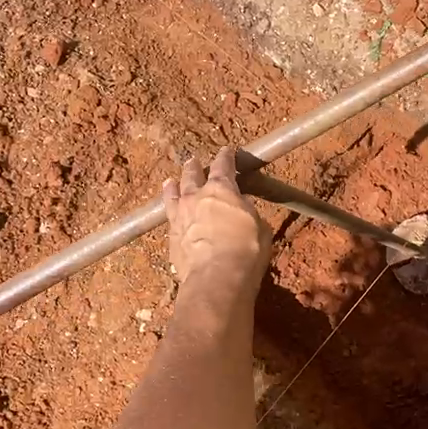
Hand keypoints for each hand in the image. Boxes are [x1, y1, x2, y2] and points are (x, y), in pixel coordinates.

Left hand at [163, 148, 270, 289]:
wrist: (217, 277)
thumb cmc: (247, 249)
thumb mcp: (259, 226)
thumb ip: (247, 211)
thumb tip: (240, 205)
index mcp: (222, 189)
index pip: (223, 165)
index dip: (225, 156)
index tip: (226, 151)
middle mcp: (196, 197)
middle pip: (191, 175)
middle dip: (194, 167)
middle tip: (193, 162)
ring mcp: (179, 216)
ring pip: (173, 194)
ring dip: (173, 186)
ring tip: (170, 181)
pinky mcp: (171, 236)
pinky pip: (168, 217)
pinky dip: (170, 211)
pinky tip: (171, 213)